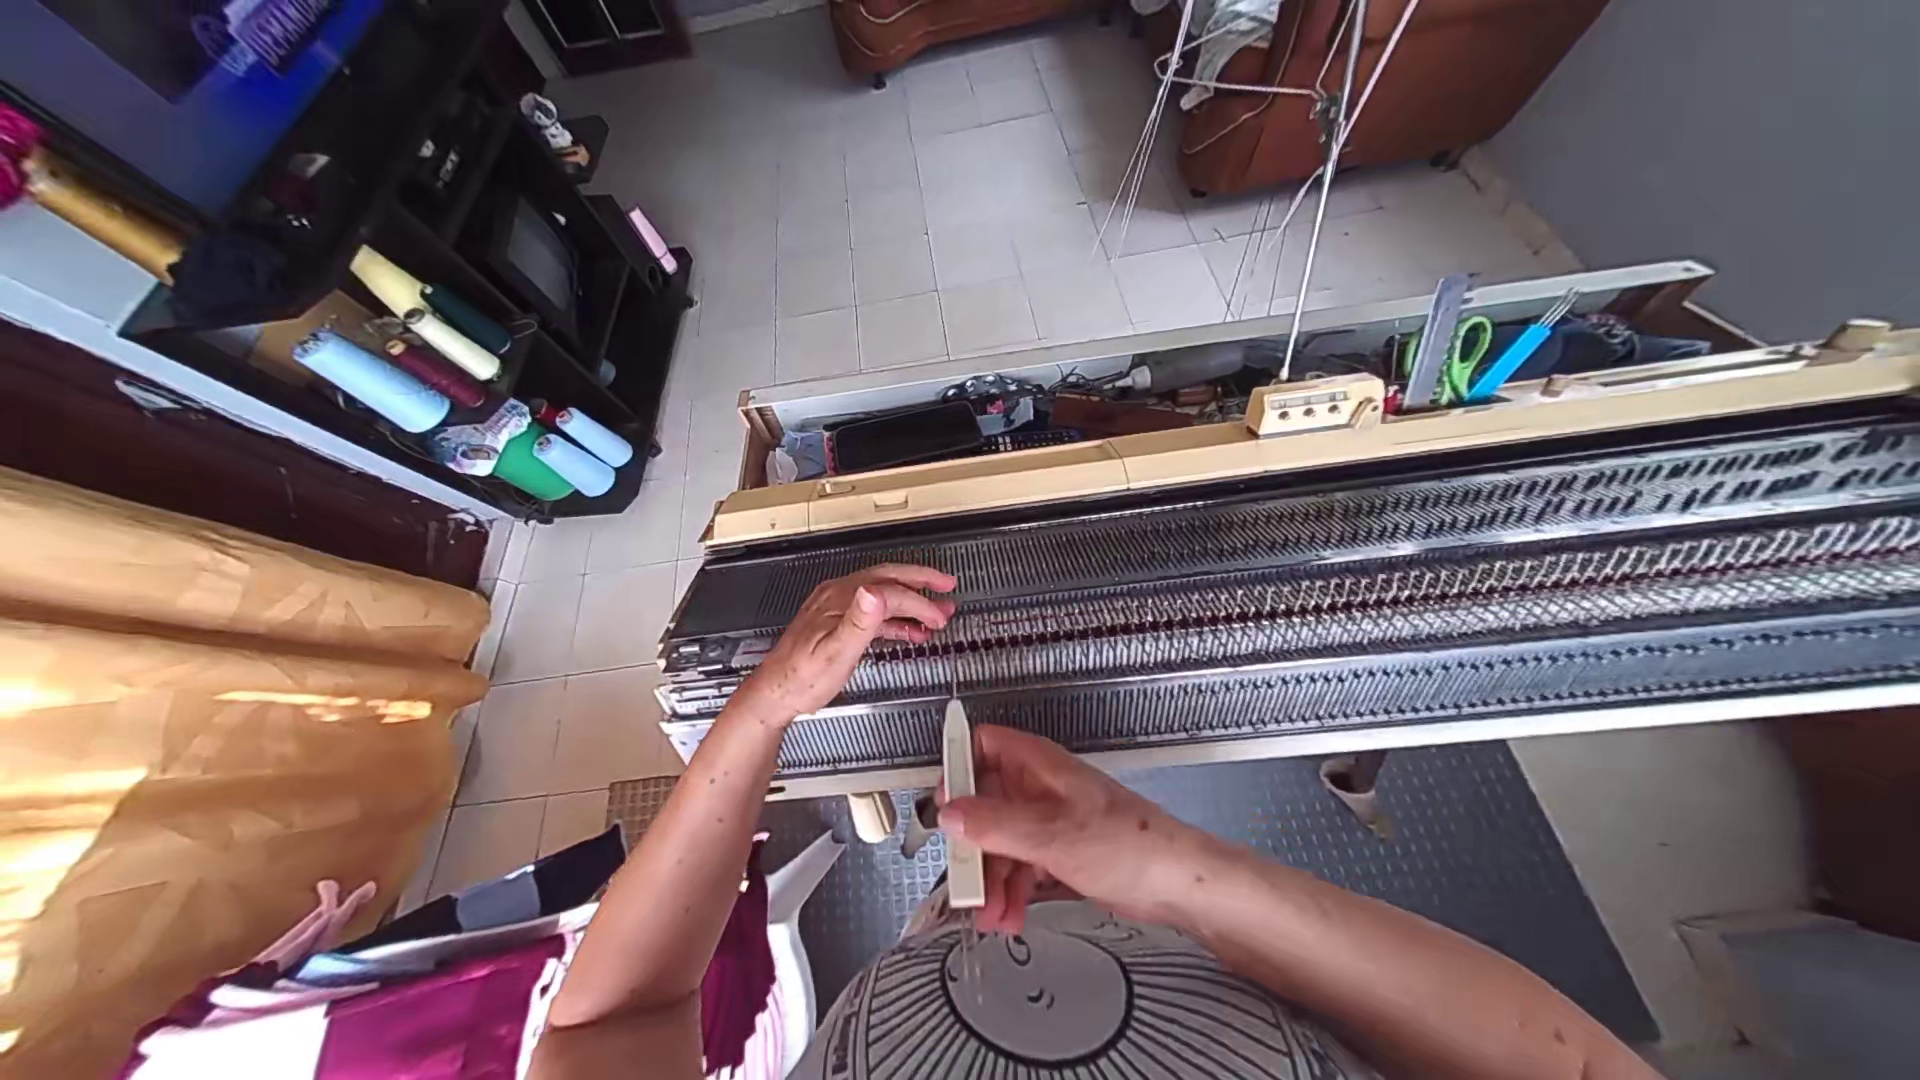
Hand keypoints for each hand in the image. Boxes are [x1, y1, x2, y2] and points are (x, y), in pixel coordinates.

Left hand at [729, 564, 956, 723]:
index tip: (939, 614)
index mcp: (841, 598)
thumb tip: (877, 591)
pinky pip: (873, 612)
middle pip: (889, 579)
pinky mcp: (835, 622)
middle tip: (947, 586)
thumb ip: (860, 620)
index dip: (920, 602)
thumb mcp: (835, 652)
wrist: (775, 695)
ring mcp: (836, 607)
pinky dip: (895, 618)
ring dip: (912, 603)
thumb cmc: (801, 679)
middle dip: (922, 583)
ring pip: (883, 594)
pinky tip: (907, 630)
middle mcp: (838, 596)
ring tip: (935, 614)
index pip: (892, 591)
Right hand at [941, 725, 1220, 934]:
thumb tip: (949, 814)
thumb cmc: (1127, 843)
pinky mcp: (1058, 849)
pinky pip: (1019, 864)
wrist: (1176, 884)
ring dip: (990, 877)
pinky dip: (1010, 890)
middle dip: (971, 843)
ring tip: (990, 914)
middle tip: (964, 879)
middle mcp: (1038, 786)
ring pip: (999, 839)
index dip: (958, 770)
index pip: (982, 745)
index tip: (944, 808)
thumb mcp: (1051, 833)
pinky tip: (1009, 916)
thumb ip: (995, 823)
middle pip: (984, 801)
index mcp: (1037, 763)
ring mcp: (1048, 818)